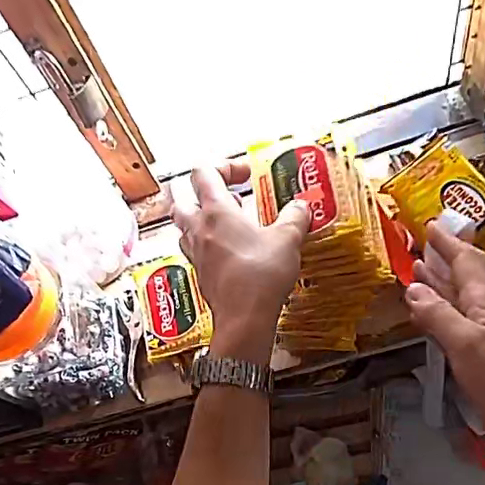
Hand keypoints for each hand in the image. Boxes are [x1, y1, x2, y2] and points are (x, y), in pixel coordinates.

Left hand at [172, 161, 310, 361]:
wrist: (244, 318)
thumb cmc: (260, 275)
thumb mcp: (287, 240)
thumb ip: (294, 217)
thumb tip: (301, 206)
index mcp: (216, 210)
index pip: (203, 171)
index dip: (224, 166)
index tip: (246, 174)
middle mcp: (199, 229)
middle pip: (183, 199)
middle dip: (202, 194)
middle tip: (230, 199)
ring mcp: (197, 254)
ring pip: (185, 228)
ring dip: (202, 222)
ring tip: (229, 227)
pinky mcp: (201, 277)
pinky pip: (197, 253)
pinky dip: (210, 248)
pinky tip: (231, 255)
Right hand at [405, 223, 484, 448]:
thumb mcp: (466, 345)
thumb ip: (439, 315)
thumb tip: (413, 288)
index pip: (467, 263)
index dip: (450, 244)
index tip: (431, 225)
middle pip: (466, 276)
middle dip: (445, 258)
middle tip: (424, 243)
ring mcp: (484, 333)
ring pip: (459, 298)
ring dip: (440, 282)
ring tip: (418, 271)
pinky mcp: (479, 353)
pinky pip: (455, 320)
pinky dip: (439, 310)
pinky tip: (427, 313)